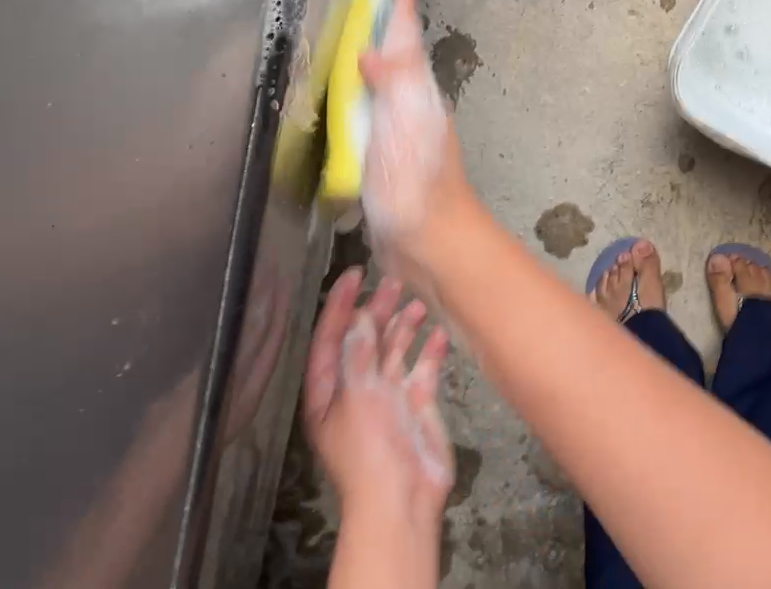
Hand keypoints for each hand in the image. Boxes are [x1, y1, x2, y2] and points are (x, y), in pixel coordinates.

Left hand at [303, 269, 452, 585]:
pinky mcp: (416, 403)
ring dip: (405, 326)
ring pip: (395, 351)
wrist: (402, 496)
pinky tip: (441, 333)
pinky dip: (431, 350)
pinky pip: (423, 369)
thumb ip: (357, 354)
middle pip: (365, 340)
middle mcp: (357, 388)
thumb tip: (356, 317)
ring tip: (418, 302)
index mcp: (330, 390)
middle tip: (395, 279)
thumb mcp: (356, 396)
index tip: (354, 274)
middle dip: (377, 310)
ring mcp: (388, 395)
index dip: (339, 305)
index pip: (331, 338)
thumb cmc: (369, 447)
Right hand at [357, 0, 469, 281]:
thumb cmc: (418, 188)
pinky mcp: (389, 157)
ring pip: (386, 82)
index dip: (401, 9)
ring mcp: (402, 132)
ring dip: (375, 56)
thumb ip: (391, 88)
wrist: (432, 242)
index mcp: (417, 95)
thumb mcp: (404, 132)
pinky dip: (361, 94)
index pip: (407, 41)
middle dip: (388, 25)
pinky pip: (372, 113)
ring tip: (359, 35)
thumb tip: (370, 51)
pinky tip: (352, 99)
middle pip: (399, 56)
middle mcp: (413, 107)